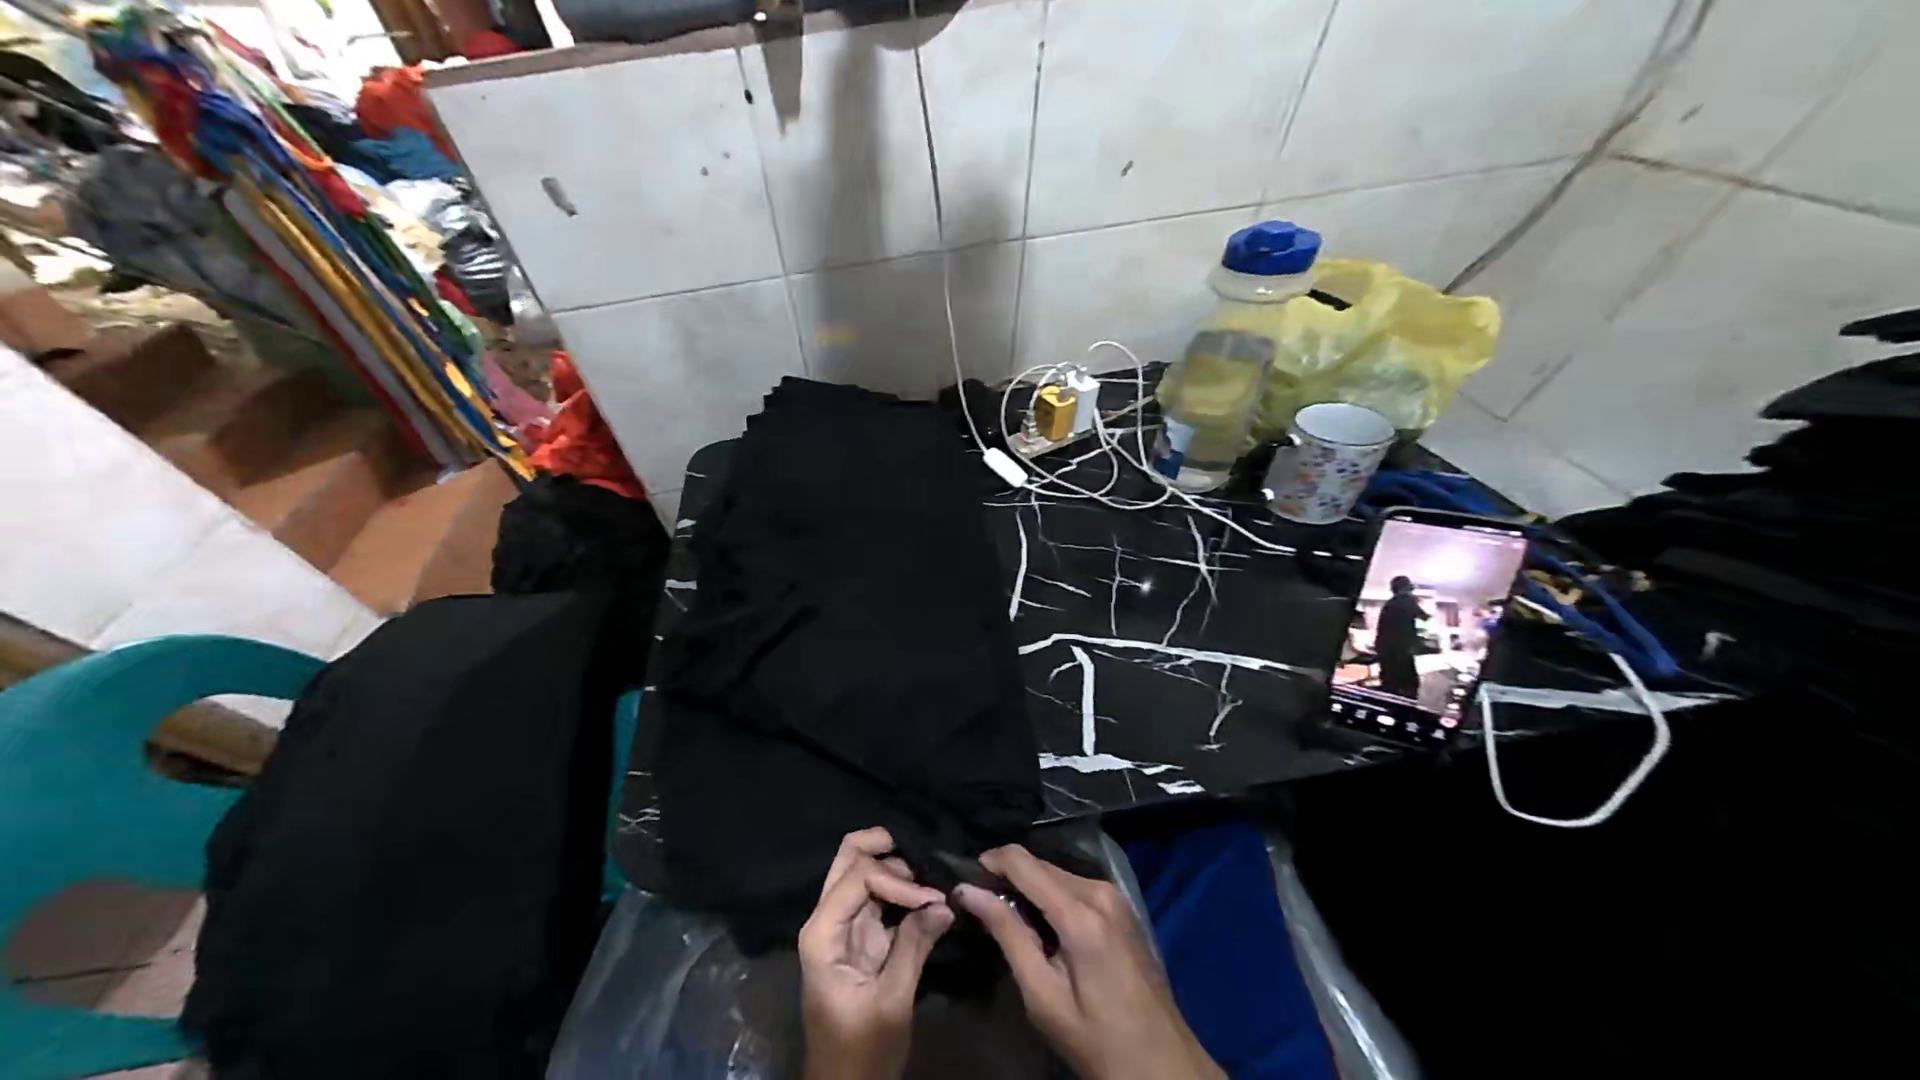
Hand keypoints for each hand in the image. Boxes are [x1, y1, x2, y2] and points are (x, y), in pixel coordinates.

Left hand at [800, 828, 954, 1079]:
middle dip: (884, 847)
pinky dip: (899, 886)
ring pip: (861, 870)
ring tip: (930, 879)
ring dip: (895, 867)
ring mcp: (842, 925)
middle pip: (849, 858)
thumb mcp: (892, 1002)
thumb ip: (915, 945)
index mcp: (822, 933)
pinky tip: (925, 892)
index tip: (933, 899)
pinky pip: (876, 894)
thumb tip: (946, 902)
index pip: (859, 877)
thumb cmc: (861, 1052)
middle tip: (923, 858)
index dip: (898, 880)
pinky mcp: (859, 935)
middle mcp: (827, 919)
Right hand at [953, 845, 1223, 1079]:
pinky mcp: (1122, 906)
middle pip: (1040, 865)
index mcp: (1080, 912)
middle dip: (1008, 878)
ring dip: (1030, 888)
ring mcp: (1115, 896)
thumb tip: (967, 891)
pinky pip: (1075, 886)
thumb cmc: (1097, 1039)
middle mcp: (1100, 891)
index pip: (1023, 861)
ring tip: (1008, 919)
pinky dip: (1052, 896)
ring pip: (1057, 874)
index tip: (965, 881)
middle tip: (981, 906)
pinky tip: (1042, 927)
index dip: (990, 862)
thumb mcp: (1043, 995)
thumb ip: (1007, 934)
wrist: (1163, 1064)